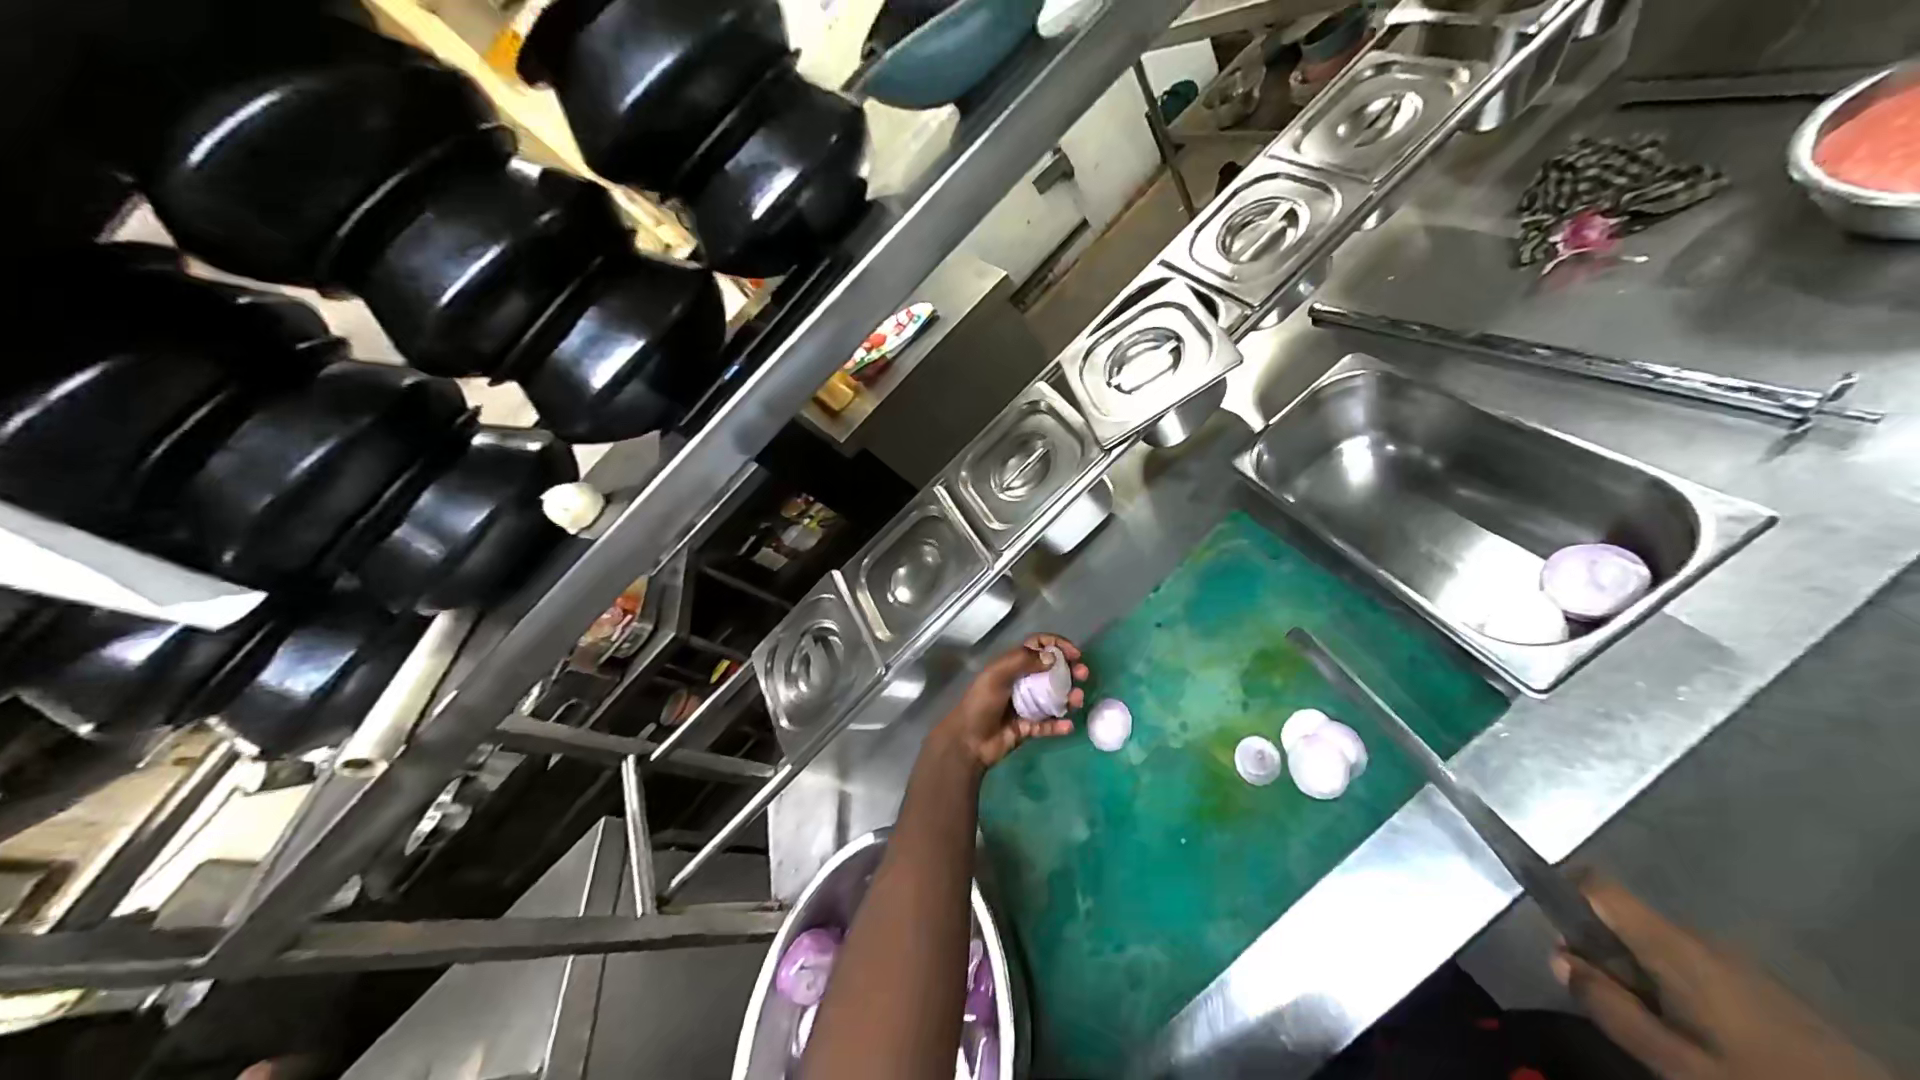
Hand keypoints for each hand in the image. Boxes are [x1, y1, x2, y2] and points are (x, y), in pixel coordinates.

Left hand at [935, 634, 1087, 769]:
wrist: (968, 741)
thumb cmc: (981, 703)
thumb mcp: (997, 675)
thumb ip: (1023, 661)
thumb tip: (1053, 657)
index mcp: (1013, 665)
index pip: (1039, 647)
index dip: (1057, 646)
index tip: (1074, 654)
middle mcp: (1022, 682)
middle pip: (1052, 671)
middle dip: (1070, 671)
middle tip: (1083, 675)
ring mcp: (1026, 705)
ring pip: (1054, 698)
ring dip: (1069, 697)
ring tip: (1077, 700)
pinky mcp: (1028, 727)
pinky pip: (1048, 724)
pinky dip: (1059, 725)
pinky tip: (1067, 726)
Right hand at [1554, 879, 1892, 1079]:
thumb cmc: (1759, 1077)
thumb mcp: (1674, 1060)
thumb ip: (1609, 1006)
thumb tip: (1556, 958)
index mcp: (1672, 946)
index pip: (1597, 885)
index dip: (1562, 890)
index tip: (1549, 926)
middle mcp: (1699, 938)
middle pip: (1623, 919)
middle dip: (1598, 948)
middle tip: (1600, 996)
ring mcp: (1733, 960)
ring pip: (1655, 945)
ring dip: (1634, 970)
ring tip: (1647, 1021)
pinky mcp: (1757, 984)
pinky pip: (1689, 965)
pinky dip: (1667, 984)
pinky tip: (1687, 1028)